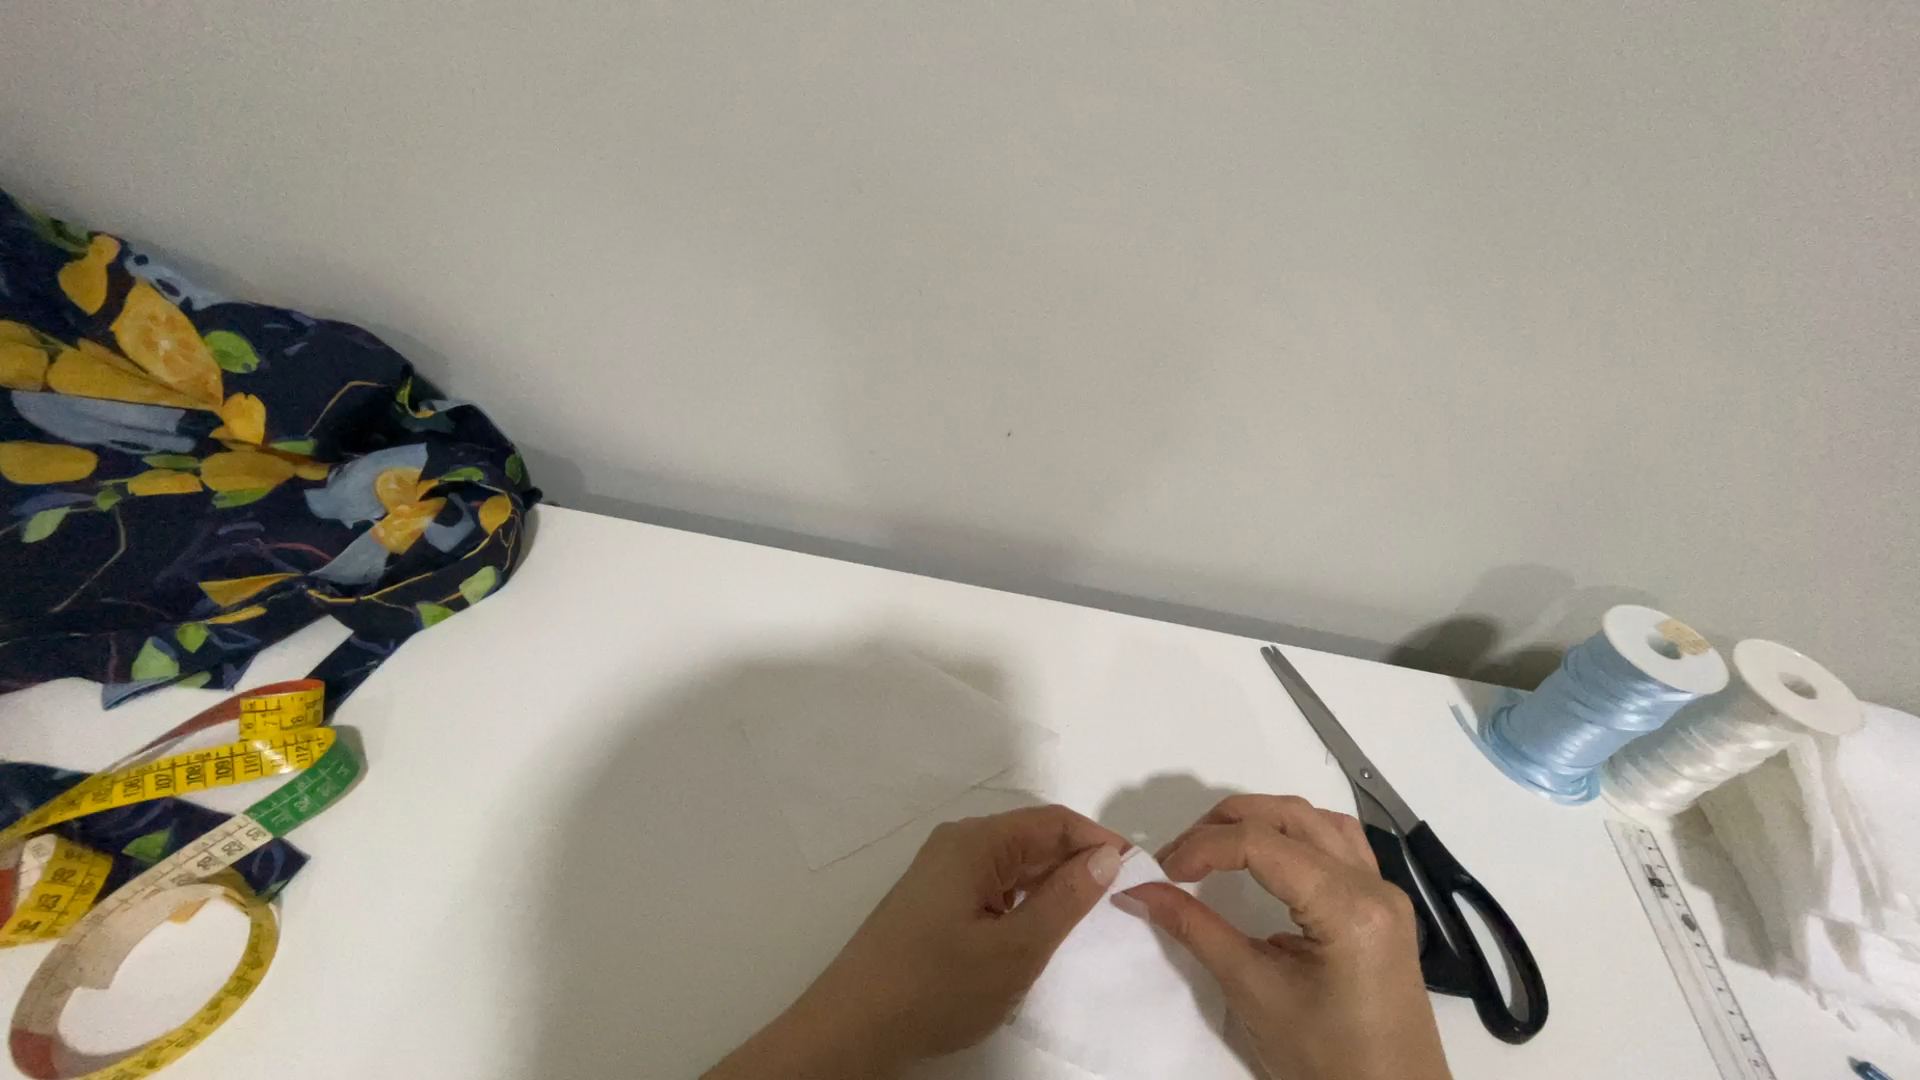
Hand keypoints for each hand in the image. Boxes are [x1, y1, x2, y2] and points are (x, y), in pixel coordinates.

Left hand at [704, 805, 1126, 1078]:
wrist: (852, 1025)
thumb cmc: (937, 984)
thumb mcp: (1015, 948)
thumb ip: (1064, 899)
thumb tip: (1106, 857)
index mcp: (976, 841)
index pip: (1052, 822)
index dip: (1097, 841)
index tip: (1136, 873)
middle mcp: (958, 842)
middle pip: (1031, 838)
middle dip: (1076, 862)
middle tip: (1119, 900)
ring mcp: (943, 870)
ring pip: (1012, 863)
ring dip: (1050, 883)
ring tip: (1085, 917)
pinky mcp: (935, 897)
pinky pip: (992, 884)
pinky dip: (1023, 899)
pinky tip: (1036, 928)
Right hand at [1119, 795, 1450, 1079]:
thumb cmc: (1324, 1059)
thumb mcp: (1252, 991)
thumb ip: (1194, 929)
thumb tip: (1138, 889)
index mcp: (1346, 906)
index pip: (1260, 843)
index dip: (1203, 846)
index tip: (1163, 870)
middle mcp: (1372, 885)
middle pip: (1288, 816)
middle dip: (1225, 823)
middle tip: (1182, 854)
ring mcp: (1383, 891)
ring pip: (1314, 819)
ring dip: (1260, 819)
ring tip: (1216, 844)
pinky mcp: (1382, 904)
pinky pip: (1338, 840)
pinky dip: (1294, 832)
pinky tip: (1269, 852)